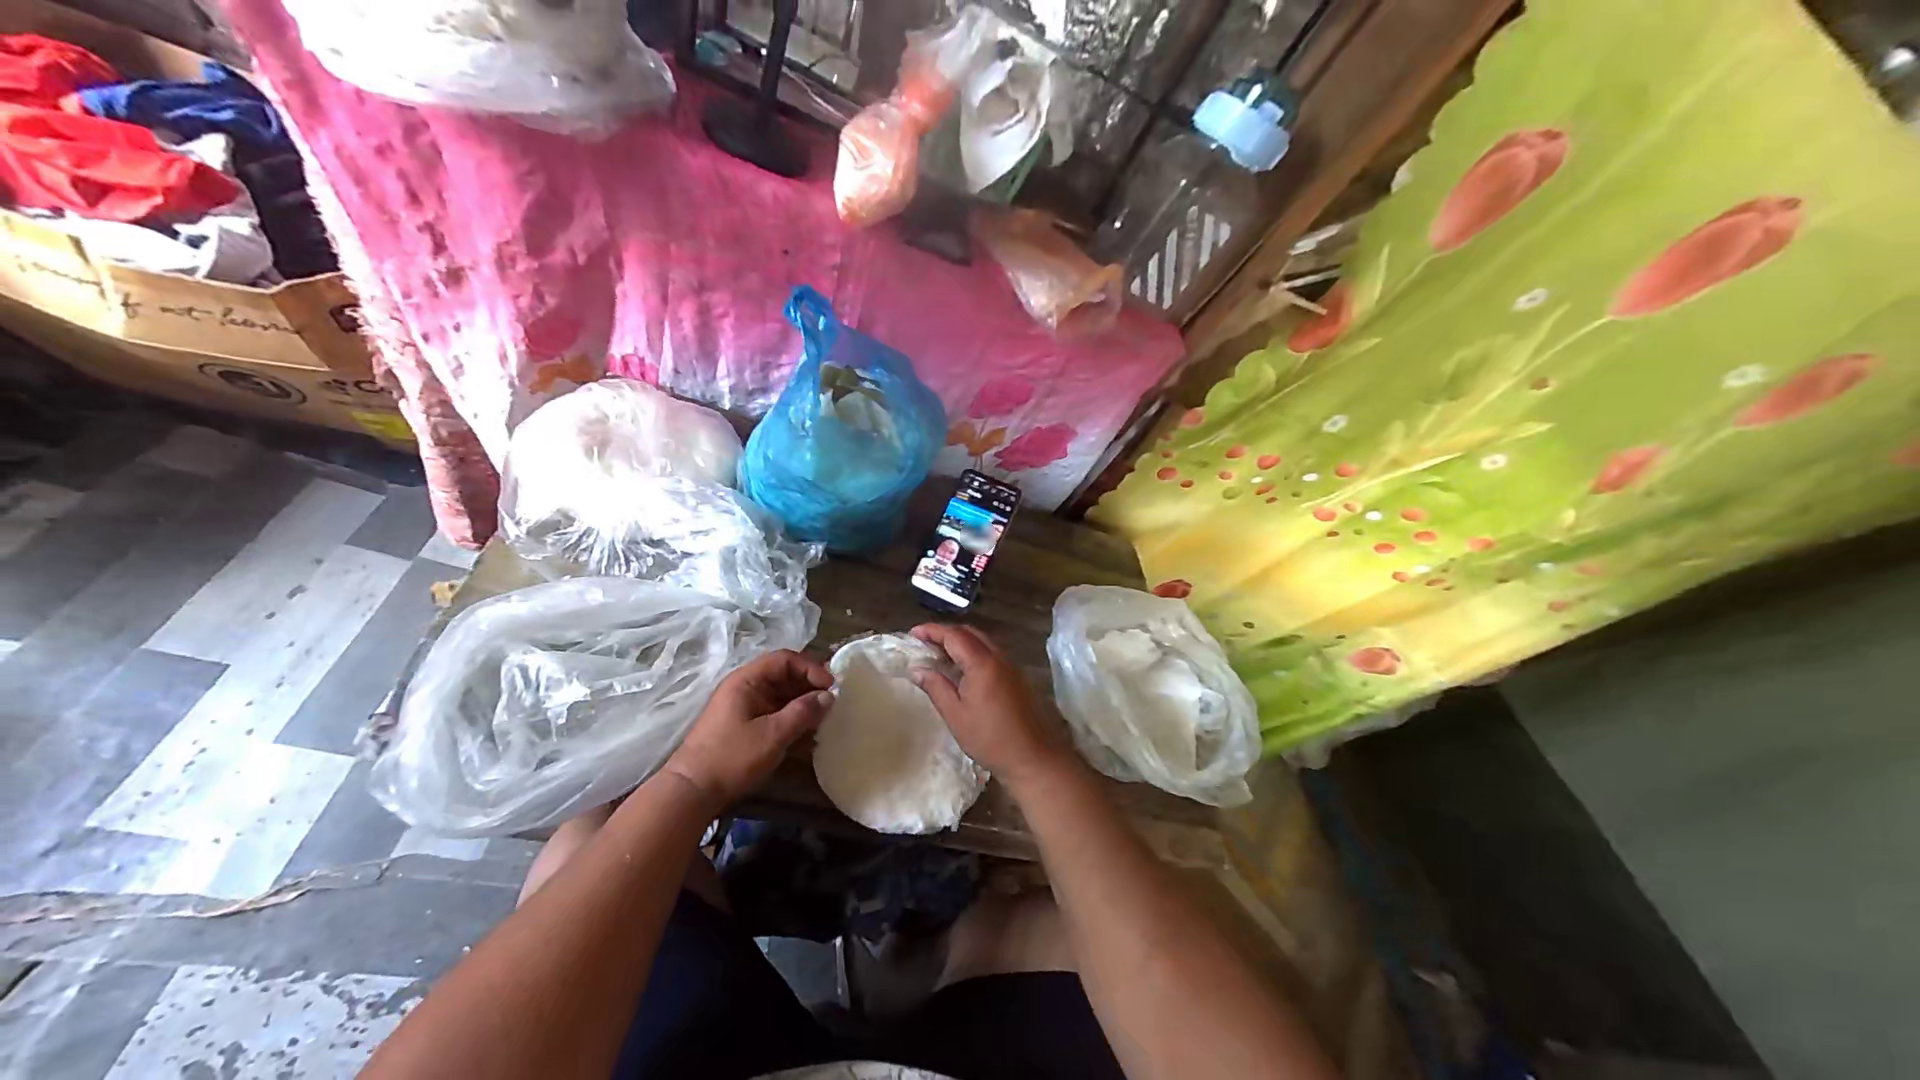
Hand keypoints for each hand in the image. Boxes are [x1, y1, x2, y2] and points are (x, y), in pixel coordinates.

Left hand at [663, 650, 834, 811]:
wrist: (692, 792)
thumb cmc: (732, 758)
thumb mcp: (772, 735)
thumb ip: (802, 712)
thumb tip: (828, 696)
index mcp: (747, 680)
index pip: (784, 659)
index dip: (810, 667)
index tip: (831, 686)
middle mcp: (745, 688)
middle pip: (783, 674)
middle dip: (809, 684)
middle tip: (833, 700)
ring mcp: (744, 707)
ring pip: (781, 693)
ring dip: (803, 701)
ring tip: (825, 715)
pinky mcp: (745, 725)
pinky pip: (775, 710)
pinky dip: (793, 715)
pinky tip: (808, 728)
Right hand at [909, 624, 1078, 789]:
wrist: (1031, 756)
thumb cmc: (989, 738)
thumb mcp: (955, 715)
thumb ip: (936, 687)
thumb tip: (917, 669)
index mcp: (982, 663)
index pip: (954, 635)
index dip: (931, 630)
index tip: (912, 634)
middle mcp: (998, 657)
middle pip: (969, 632)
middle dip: (945, 632)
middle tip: (923, 643)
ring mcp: (1010, 665)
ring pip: (982, 641)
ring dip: (960, 641)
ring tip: (938, 654)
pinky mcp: (1015, 676)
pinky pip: (991, 652)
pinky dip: (972, 651)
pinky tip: (961, 668)